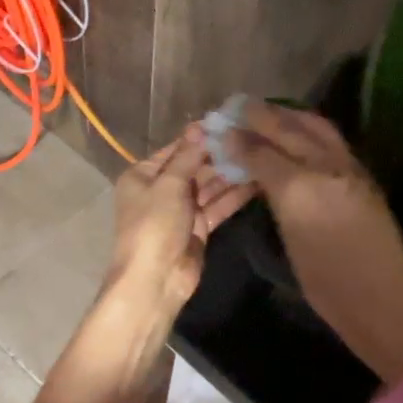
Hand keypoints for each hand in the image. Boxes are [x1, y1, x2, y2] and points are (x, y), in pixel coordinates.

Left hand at [104, 127, 253, 314]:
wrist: (155, 280)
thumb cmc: (154, 226)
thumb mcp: (168, 185)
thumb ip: (187, 157)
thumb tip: (199, 127)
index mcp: (142, 175)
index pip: (174, 150)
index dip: (199, 138)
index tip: (228, 122)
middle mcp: (160, 190)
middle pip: (193, 167)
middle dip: (218, 155)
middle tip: (251, 138)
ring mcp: (180, 210)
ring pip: (208, 187)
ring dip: (230, 174)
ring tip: (260, 156)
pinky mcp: (198, 228)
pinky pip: (216, 206)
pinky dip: (233, 196)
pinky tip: (257, 182)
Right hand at [230, 103, 402, 381]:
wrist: (379, 296)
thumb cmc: (326, 282)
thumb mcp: (289, 239)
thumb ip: (273, 195)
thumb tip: (255, 170)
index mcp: (300, 188)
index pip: (262, 151)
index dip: (238, 139)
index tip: (220, 128)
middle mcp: (326, 168)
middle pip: (288, 128)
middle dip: (261, 115)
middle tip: (238, 106)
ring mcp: (349, 168)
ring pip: (315, 126)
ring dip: (289, 114)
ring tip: (269, 112)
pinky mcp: (363, 174)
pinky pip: (331, 139)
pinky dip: (310, 128)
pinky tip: (298, 132)